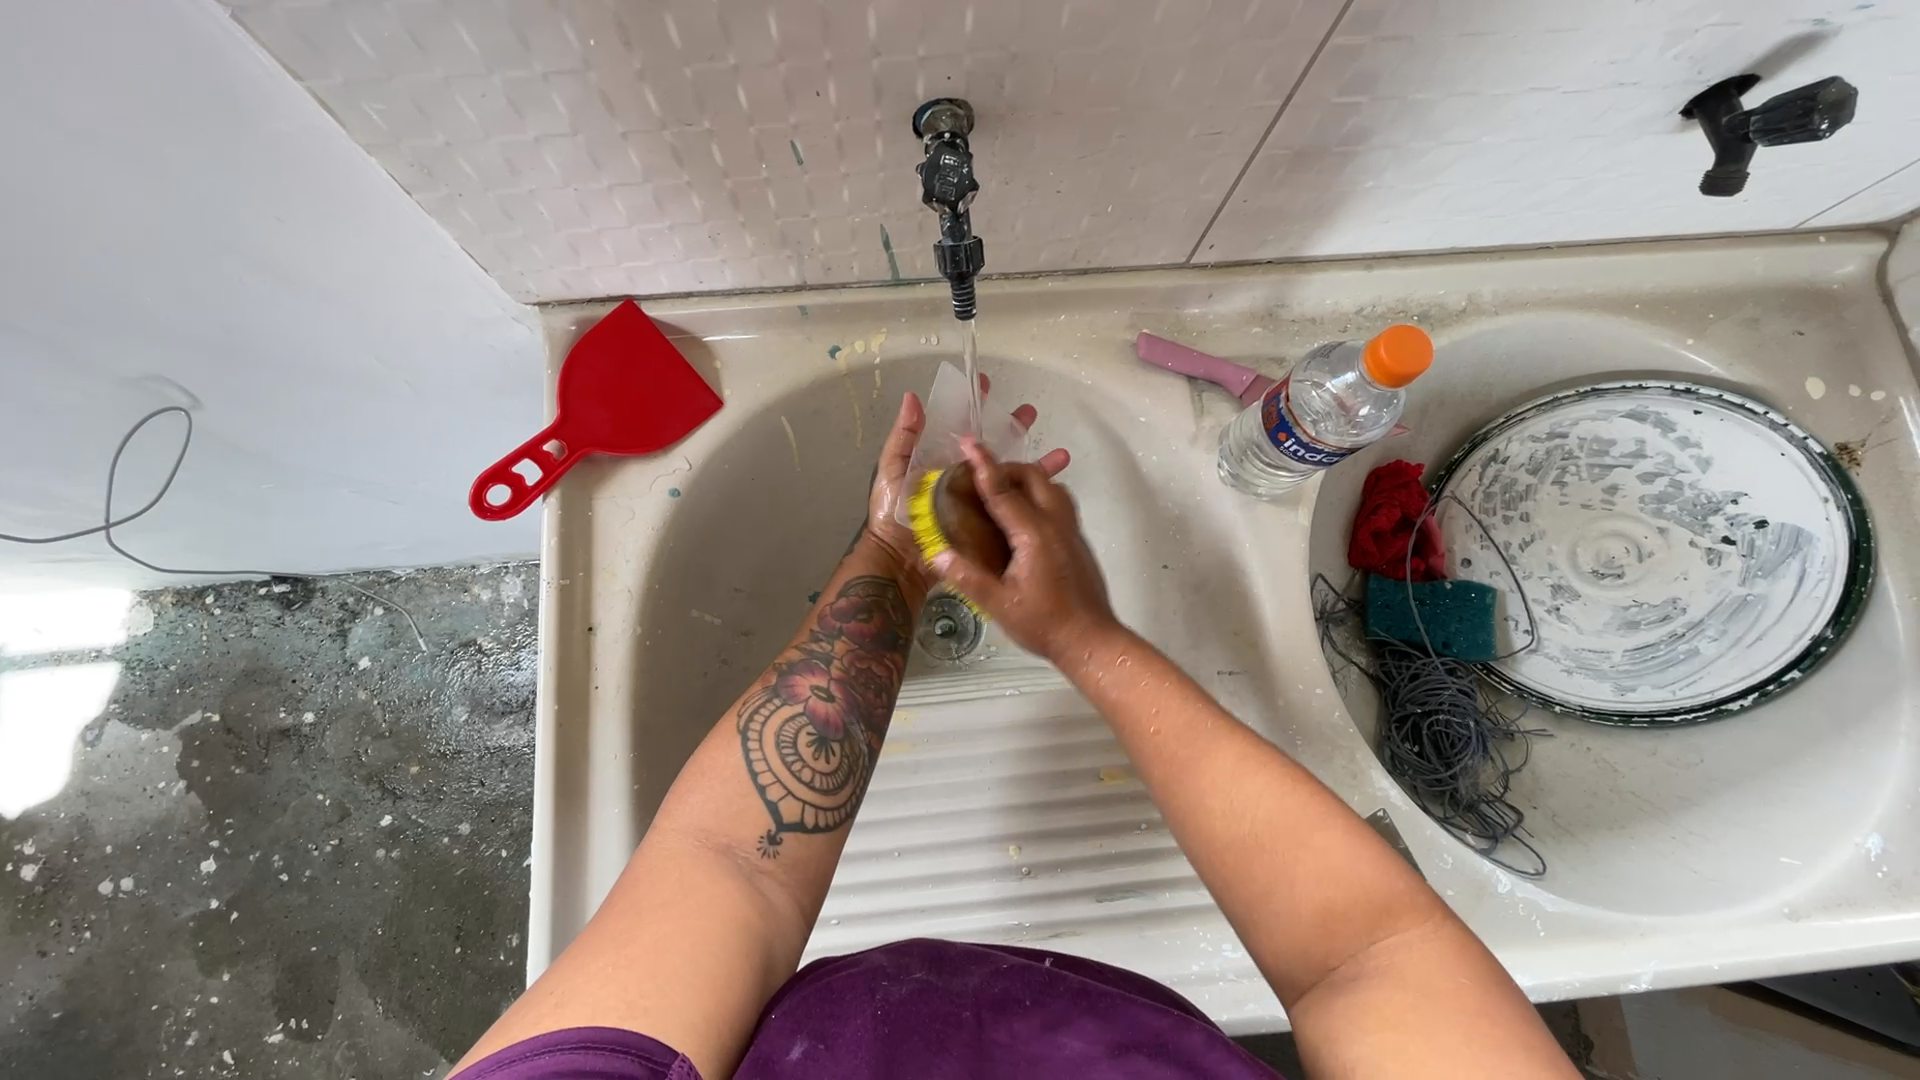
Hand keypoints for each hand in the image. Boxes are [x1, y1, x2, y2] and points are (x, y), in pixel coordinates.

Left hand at [862, 378, 1068, 600]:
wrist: (900, 562)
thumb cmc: (894, 515)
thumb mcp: (893, 470)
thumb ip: (904, 437)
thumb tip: (914, 398)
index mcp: (941, 463)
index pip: (962, 428)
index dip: (974, 407)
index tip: (987, 385)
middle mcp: (962, 479)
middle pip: (992, 450)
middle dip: (1012, 429)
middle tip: (1031, 413)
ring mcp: (977, 503)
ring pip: (1009, 478)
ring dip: (1034, 465)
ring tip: (1060, 455)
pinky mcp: (988, 526)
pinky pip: (1013, 509)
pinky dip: (1034, 500)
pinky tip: (1053, 491)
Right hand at [930, 439, 1118, 664]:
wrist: (1091, 641)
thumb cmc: (1045, 625)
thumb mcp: (998, 604)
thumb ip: (967, 577)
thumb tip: (936, 555)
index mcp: (1034, 535)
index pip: (1003, 491)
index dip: (983, 465)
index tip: (968, 443)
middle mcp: (1057, 525)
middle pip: (1034, 477)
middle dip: (1008, 468)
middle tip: (982, 477)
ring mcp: (1071, 532)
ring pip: (1053, 488)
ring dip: (1028, 481)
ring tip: (1003, 494)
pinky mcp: (1077, 543)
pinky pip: (1060, 505)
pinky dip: (1040, 497)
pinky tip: (1025, 519)